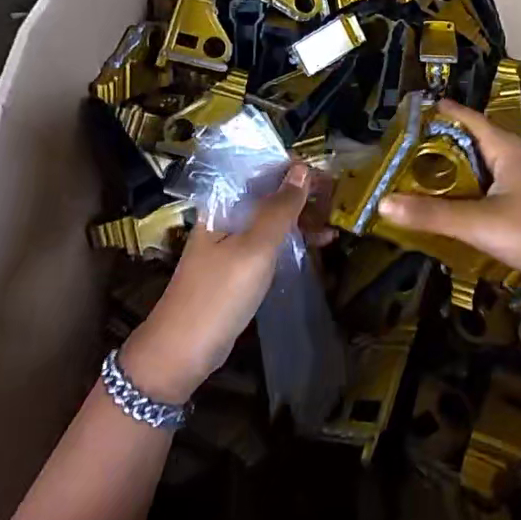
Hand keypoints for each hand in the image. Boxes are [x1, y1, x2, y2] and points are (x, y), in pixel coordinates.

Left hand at [118, 162, 313, 401]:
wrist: (183, 350)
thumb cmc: (219, 294)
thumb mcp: (255, 248)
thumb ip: (279, 208)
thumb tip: (302, 169)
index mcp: (222, 202)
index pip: (259, 170)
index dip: (292, 168)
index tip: (327, 176)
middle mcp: (225, 215)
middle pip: (266, 192)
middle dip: (301, 193)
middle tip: (337, 199)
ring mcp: (230, 241)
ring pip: (270, 218)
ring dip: (300, 216)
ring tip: (334, 221)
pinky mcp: (237, 265)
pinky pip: (269, 241)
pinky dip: (292, 238)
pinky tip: (318, 243)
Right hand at [381, 99, 520, 296]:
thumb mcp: (481, 224)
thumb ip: (433, 215)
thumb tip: (382, 205)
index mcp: (503, 147)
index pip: (462, 116)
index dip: (433, 112)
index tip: (402, 115)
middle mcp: (513, 155)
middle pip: (466, 140)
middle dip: (433, 144)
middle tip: (397, 152)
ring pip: (477, 164)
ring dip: (449, 168)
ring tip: (414, 177)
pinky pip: (486, 184)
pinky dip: (464, 187)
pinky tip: (449, 204)